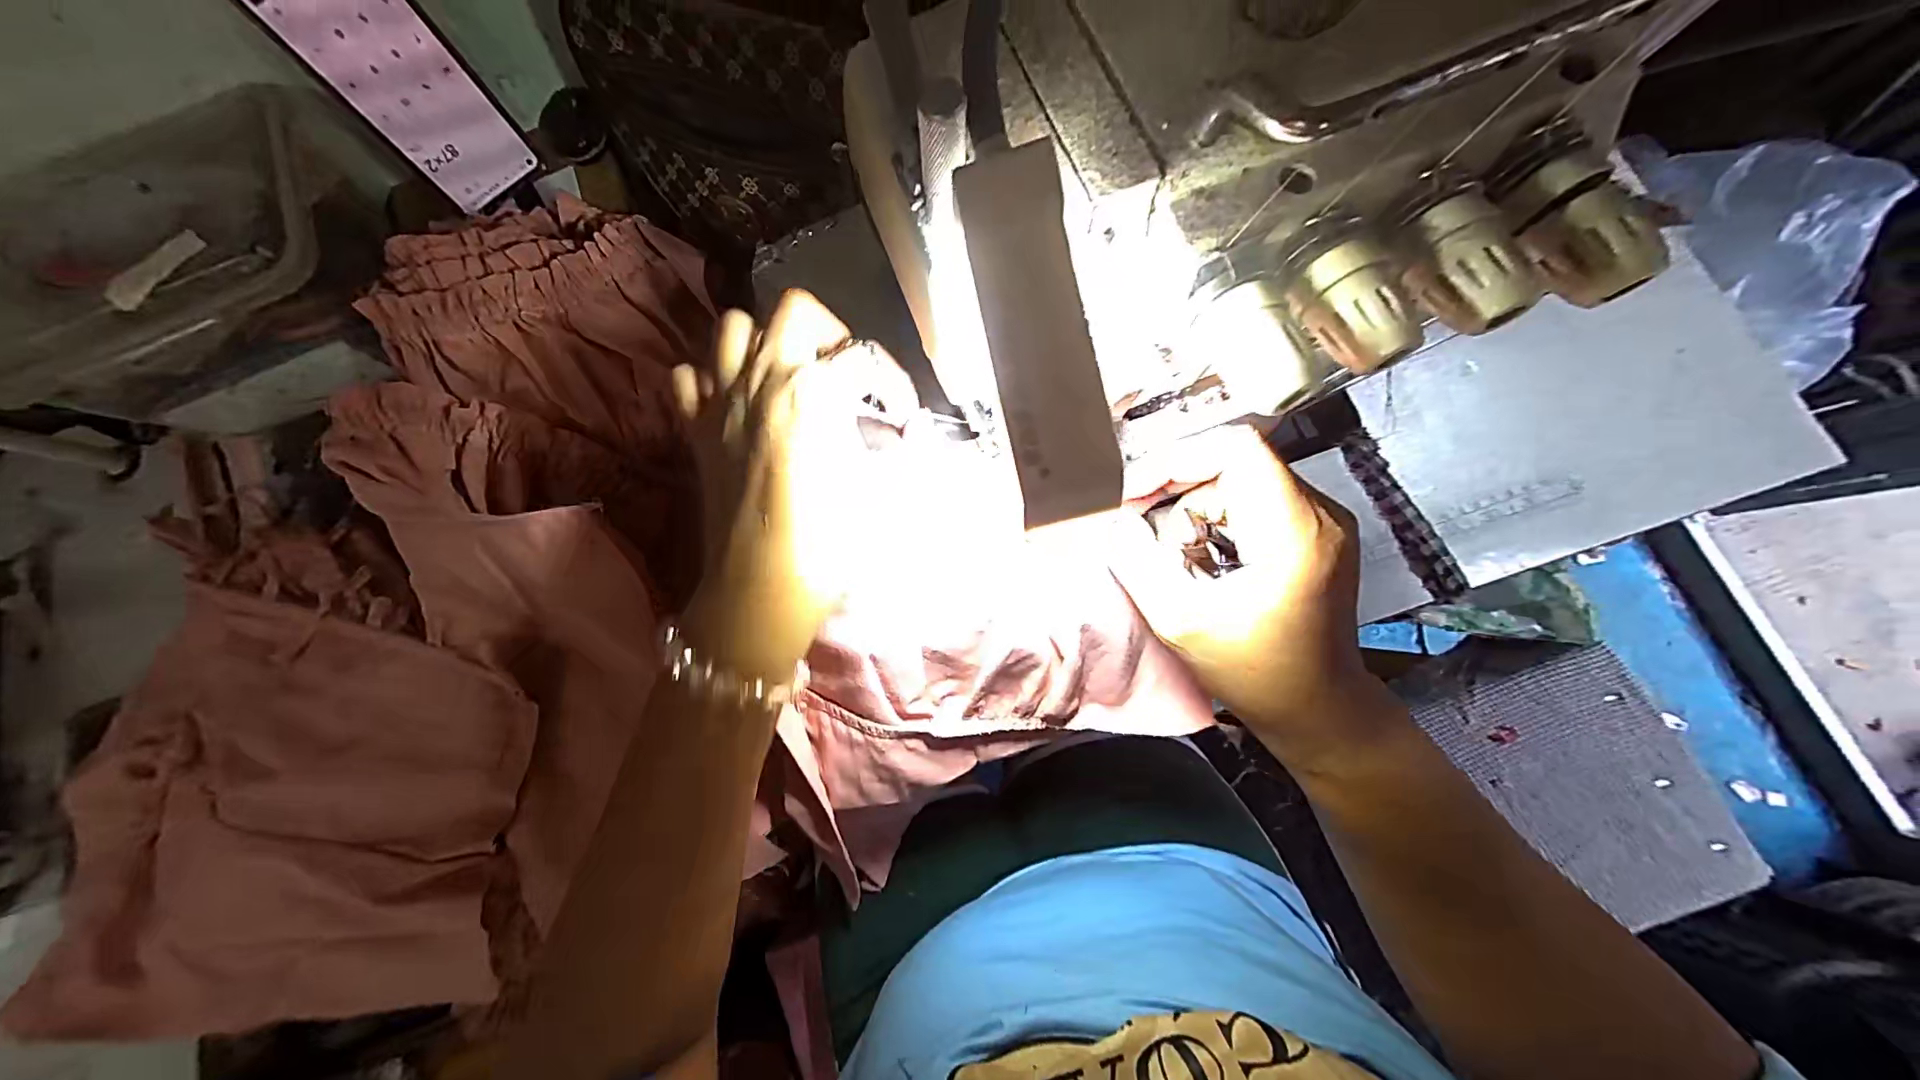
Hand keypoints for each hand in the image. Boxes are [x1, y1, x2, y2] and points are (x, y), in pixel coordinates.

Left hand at [671, 290, 917, 688]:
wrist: (760, 589)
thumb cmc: (825, 544)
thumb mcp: (874, 488)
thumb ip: (884, 446)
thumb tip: (890, 432)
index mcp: (813, 392)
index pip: (863, 357)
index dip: (893, 382)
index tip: (901, 412)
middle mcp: (761, 380)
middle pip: (795, 310)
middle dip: (830, 332)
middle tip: (844, 372)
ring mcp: (720, 401)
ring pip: (732, 327)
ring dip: (765, 342)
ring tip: (789, 377)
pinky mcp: (694, 429)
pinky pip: (690, 376)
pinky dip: (713, 377)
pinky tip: (738, 403)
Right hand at [1107, 426, 1406, 769]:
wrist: (1316, 706)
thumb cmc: (1259, 675)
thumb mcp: (1180, 620)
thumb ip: (1137, 560)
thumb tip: (1115, 518)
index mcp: (1295, 531)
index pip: (1234, 446)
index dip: (1175, 460)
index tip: (1138, 492)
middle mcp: (1317, 512)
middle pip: (1227, 465)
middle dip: (1177, 498)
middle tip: (1148, 540)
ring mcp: (1318, 519)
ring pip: (1233, 483)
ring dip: (1192, 516)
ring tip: (1180, 565)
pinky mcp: (1310, 530)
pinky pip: (1247, 501)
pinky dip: (1212, 525)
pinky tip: (1201, 564)